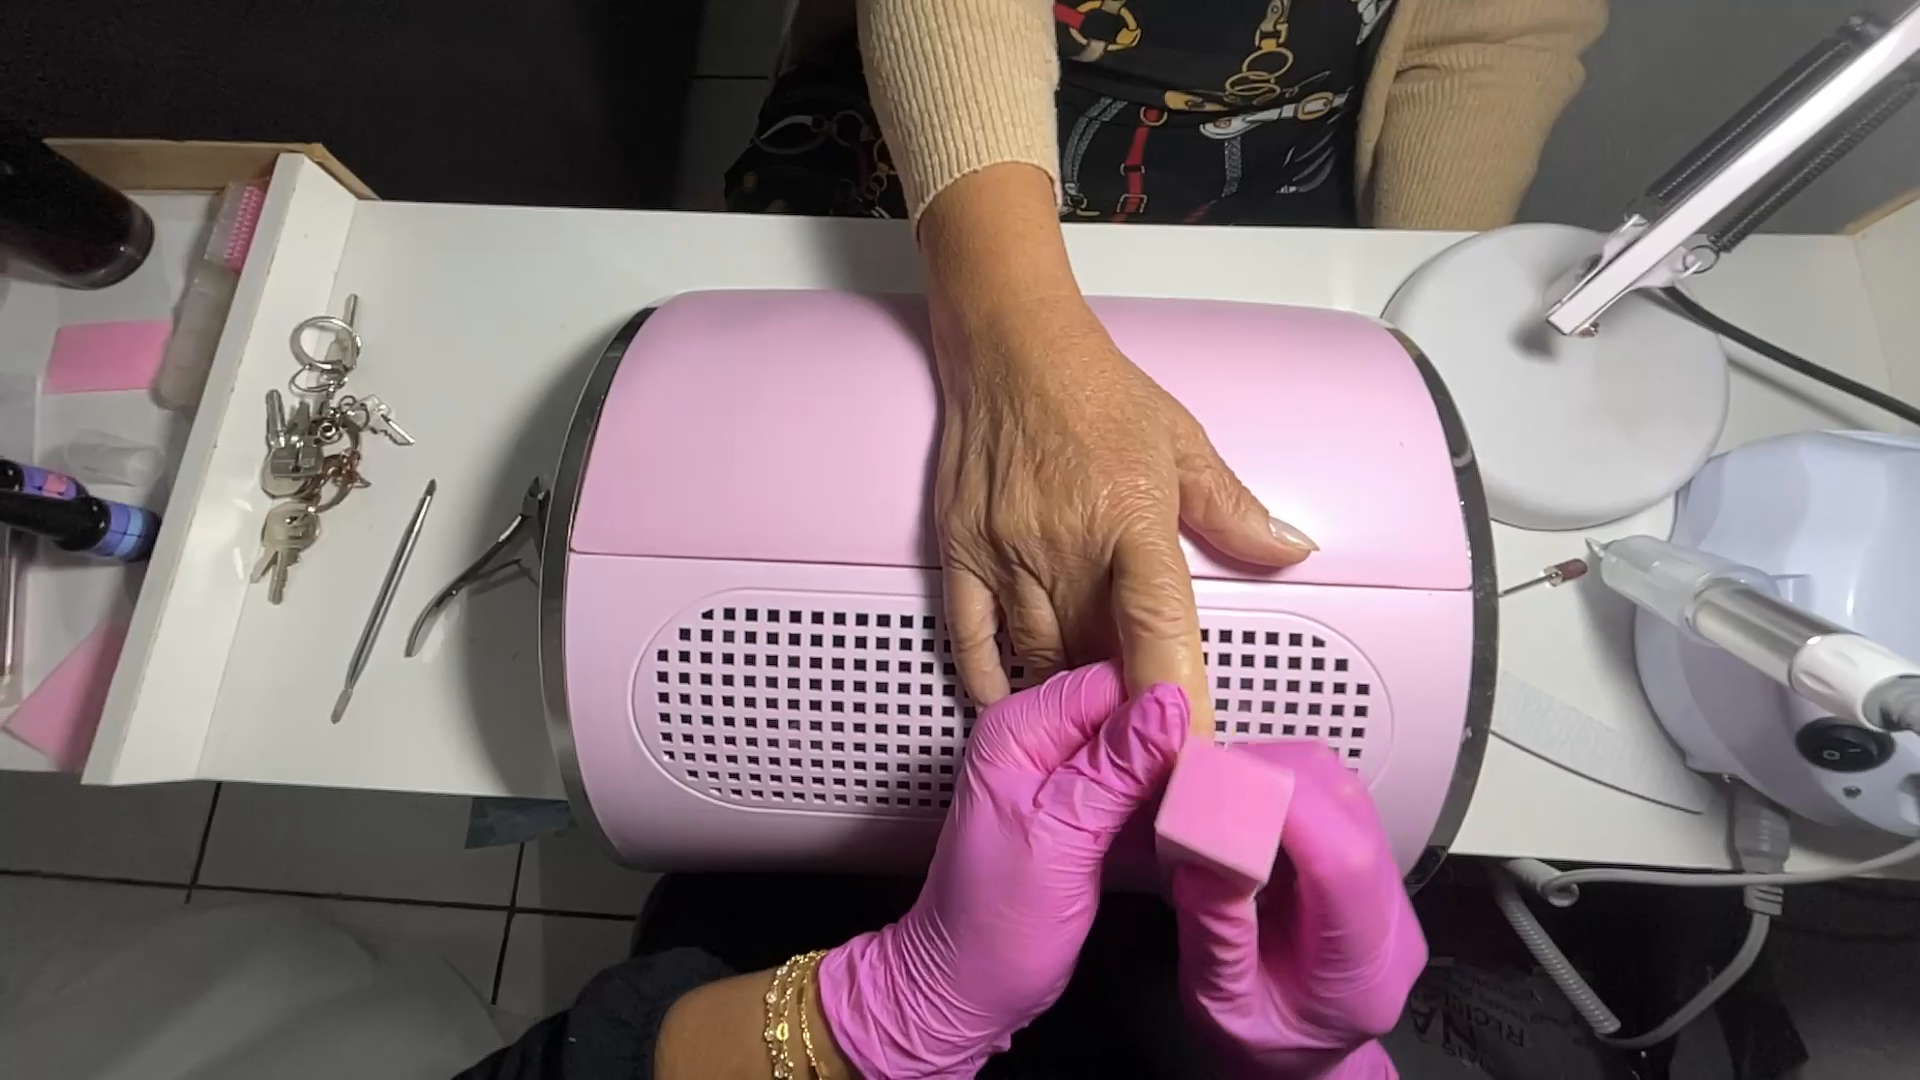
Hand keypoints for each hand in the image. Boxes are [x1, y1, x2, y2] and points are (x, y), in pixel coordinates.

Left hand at [818, 664, 1185, 1077]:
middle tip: (1208, 781)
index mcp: (1017, 729)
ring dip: (1169, 778)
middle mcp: (1037, 741)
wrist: (969, 987)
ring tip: (1201, 808)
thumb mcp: (1060, 838)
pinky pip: (1131, 790)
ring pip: (1134, 752)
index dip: (1156, 705)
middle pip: (1123, 713)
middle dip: (1169, 742)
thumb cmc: (992, 922)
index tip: (1201, 739)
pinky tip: (1182, 828)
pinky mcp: (1079, 811)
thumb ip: (1115, 769)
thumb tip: (1165, 703)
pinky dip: (1158, 806)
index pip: (1104, 683)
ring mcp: (1059, 777)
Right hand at [918, 166, 1315, 733]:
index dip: (1176, 698)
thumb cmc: (1096, 393)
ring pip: (1036, 656)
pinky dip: (989, 680)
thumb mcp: (1179, 438)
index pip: (1158, 625)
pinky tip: (1010, 707)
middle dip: (1121, 710)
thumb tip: (1292, 550)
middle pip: (1095, 656)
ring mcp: (1004, 552)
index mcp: (1130, 519)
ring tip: (1085, 735)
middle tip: (1142, 751)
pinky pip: (969, 635)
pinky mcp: (960, 551)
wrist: (1009, 350)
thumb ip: (1233, 506)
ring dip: (1065, 701)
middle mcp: (1064, 544)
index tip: (1192, 759)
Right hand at [1171, 742, 1426, 1078]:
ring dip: (1280, 772)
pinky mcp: (1365, 862)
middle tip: (1208, 775)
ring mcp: (1385, 885)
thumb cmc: (1263, 1043)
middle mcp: (1390, 916)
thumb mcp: (1222, 1006)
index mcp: (1361, 967)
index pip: (1345, 861)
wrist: (1304, 1055)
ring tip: (1224, 785)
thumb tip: (1197, 863)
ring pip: (1344, 790)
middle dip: (1275, 775)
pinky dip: (1284, 783)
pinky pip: (1332, 798)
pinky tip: (1246, 800)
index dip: (1288, 806)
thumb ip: (1214, 940)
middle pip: (1349, 808)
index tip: (1223, 781)